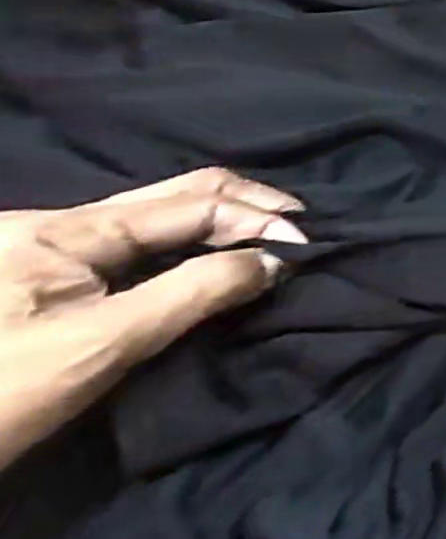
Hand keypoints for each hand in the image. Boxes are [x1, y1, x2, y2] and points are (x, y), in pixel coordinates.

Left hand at [0, 168, 306, 469]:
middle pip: (182, 195)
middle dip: (251, 208)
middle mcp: (55, 227)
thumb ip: (200, 289)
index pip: (195, 204)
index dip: (259, 220)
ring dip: (229, 225)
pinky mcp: (50, 283)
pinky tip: (227, 257)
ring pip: (165, 218)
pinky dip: (198, 246)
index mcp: (59, 230)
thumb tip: (279, 260)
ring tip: (274, 242)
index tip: (304, 252)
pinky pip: (144, 246)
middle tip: (300, 231)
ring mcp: (48, 254)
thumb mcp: (101, 343)